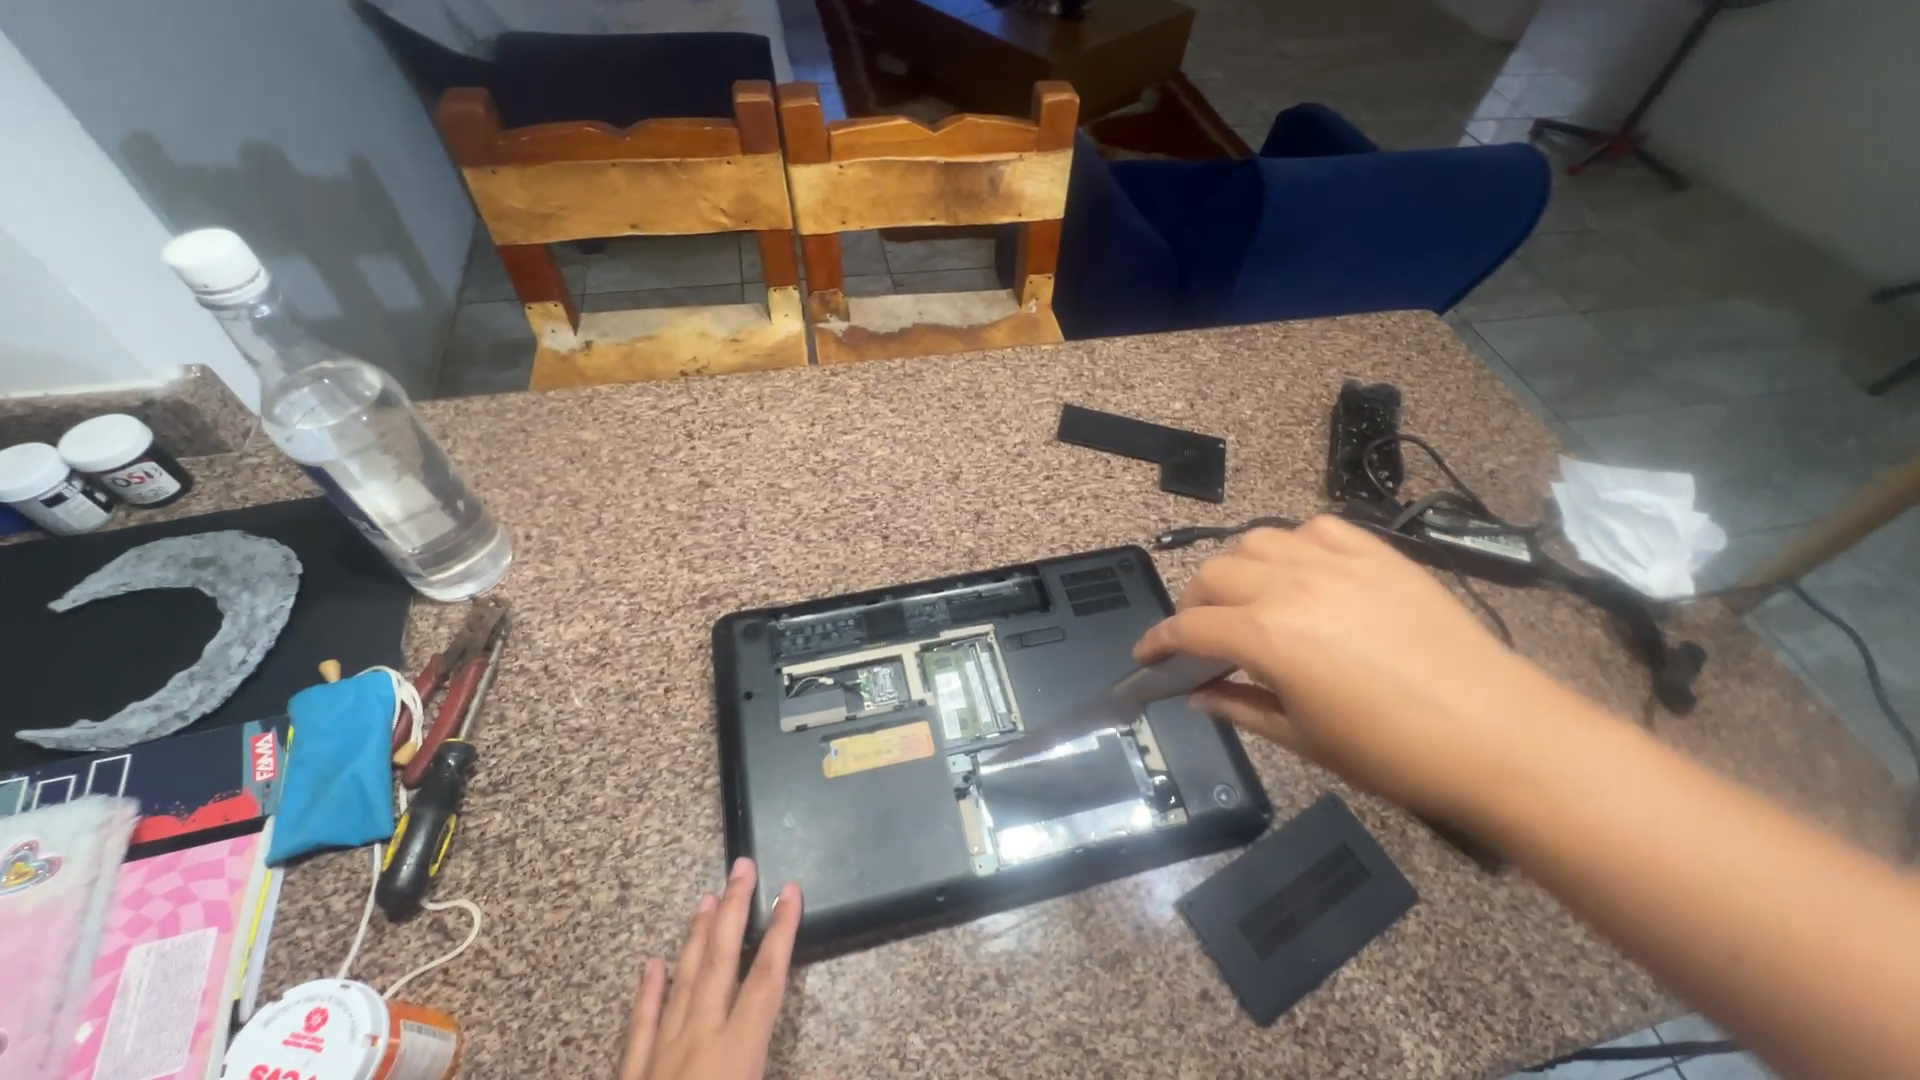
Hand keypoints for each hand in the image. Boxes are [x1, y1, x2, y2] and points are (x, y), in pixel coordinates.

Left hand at [620, 858, 801, 1079]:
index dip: (782, 930)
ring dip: (695, 935)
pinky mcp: (631, 1076)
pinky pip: (639, 1023)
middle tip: (741, 864)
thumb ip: (799, 1075)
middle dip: (734, 909)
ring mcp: (661, 1056)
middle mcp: (700, 1040)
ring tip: (704, 896)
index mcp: (739, 1053)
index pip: (768, 977)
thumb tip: (840, 1067)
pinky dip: (646, 991)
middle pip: (721, 960)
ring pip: (681, 980)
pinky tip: (649, 963)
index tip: (790, 888)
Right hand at [1135, 516, 1597, 817]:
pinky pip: (1316, 527)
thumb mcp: (1303, 738)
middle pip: (1213, 574)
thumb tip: (1195, 695)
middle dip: (1192, 605)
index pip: (1190, 627)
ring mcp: (1338, 562)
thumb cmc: (1393, 753)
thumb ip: (1239, 707)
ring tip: (1244, 600)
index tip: (1145, 656)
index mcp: (1268, 636)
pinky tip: (1299, 573)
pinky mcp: (1378, 554)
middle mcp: (1293, 585)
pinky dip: (1292, 545)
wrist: (1499, 735)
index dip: (1158, 641)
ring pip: (1257, 541)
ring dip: (1235, 570)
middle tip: (1199, 638)